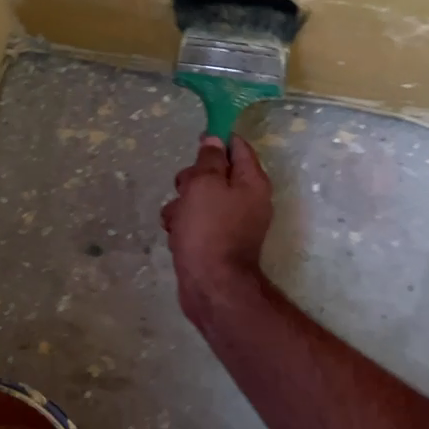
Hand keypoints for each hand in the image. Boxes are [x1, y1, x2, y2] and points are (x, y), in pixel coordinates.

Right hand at [161, 135, 273, 324]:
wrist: (210, 288)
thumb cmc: (209, 229)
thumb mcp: (205, 184)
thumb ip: (209, 159)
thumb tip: (215, 140)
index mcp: (252, 181)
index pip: (237, 146)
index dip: (216, 141)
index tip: (196, 142)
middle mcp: (248, 199)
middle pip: (216, 172)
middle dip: (193, 178)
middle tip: (184, 189)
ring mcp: (233, 223)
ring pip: (201, 198)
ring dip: (183, 205)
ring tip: (177, 220)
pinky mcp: (218, 242)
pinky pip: (198, 222)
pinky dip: (185, 225)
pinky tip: (176, 235)